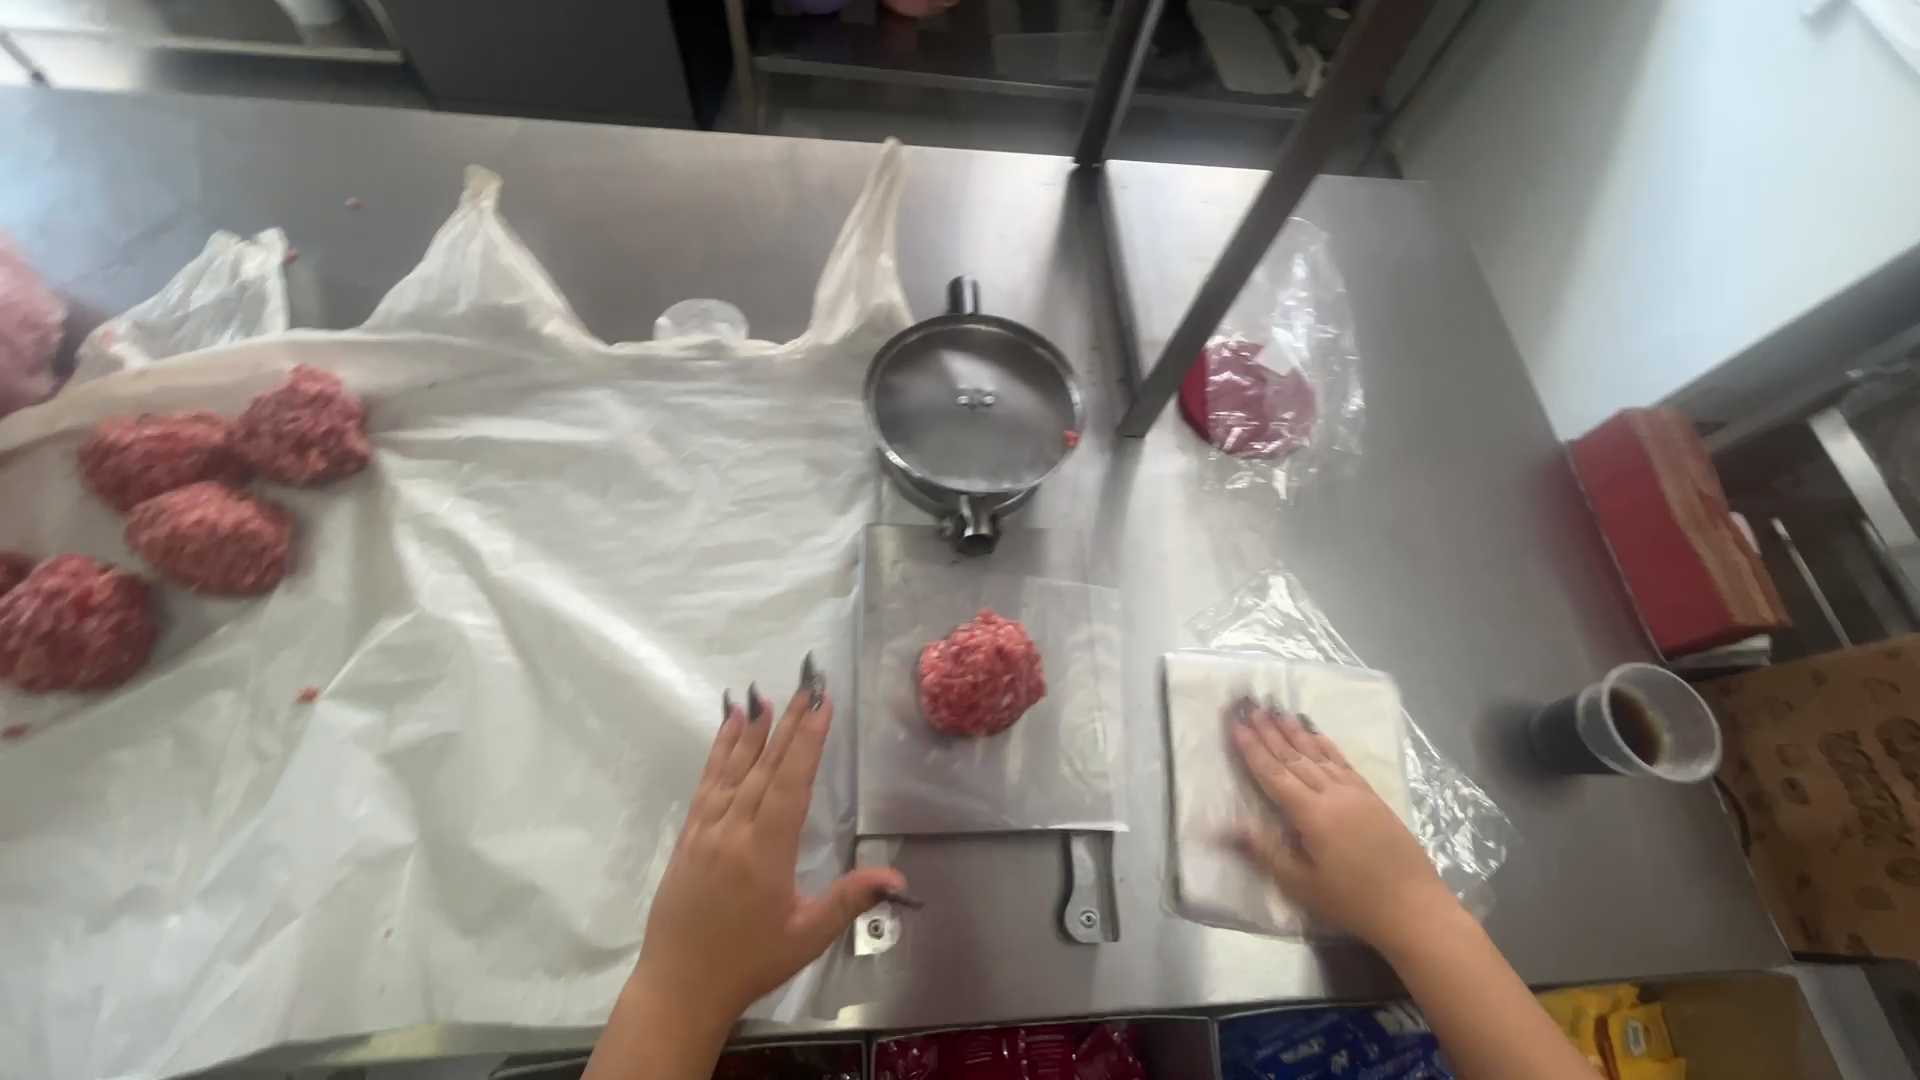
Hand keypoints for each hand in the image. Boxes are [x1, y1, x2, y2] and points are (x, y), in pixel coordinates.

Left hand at [634, 677, 905, 1026]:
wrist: (679, 987)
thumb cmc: (749, 962)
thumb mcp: (806, 936)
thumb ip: (850, 900)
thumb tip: (898, 878)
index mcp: (766, 851)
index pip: (791, 781)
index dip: (809, 739)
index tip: (822, 704)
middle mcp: (734, 829)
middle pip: (766, 764)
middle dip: (790, 721)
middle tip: (807, 685)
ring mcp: (707, 828)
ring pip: (735, 767)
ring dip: (754, 728)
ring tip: (769, 695)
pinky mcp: (690, 834)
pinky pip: (707, 782)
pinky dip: (720, 750)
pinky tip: (728, 726)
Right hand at [1229, 700, 1459, 951]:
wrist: (1416, 909)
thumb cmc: (1352, 901)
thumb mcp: (1302, 884)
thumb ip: (1266, 852)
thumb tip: (1230, 826)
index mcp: (1311, 813)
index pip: (1273, 773)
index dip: (1252, 748)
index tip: (1236, 724)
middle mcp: (1331, 794)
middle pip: (1293, 757)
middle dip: (1269, 731)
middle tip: (1251, 706)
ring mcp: (1354, 793)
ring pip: (1317, 755)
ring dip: (1295, 732)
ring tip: (1277, 711)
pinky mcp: (1372, 798)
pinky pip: (1343, 763)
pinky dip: (1326, 746)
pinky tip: (1317, 734)